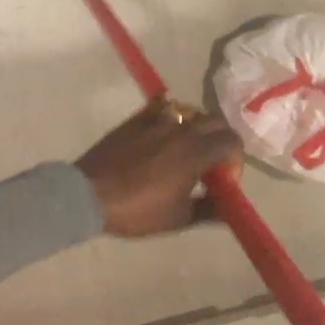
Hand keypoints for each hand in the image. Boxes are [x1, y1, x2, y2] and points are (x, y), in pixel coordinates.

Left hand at [76, 100, 244, 236]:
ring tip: (187, 148)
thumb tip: (229, 207)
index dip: (234, 160)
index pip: (231, 140)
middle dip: (220, 140)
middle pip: (215, 122)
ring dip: (196, 126)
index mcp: (194, 153)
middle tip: (209, 163)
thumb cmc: (137, 210)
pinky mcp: (134, 119)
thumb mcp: (179, 218)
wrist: (90, 194)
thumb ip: (210, 209)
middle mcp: (179, 129)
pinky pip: (161, 106)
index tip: (222, 179)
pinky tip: (164, 133)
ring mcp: (154, 120)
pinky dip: (170, 115)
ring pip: (189, 111)